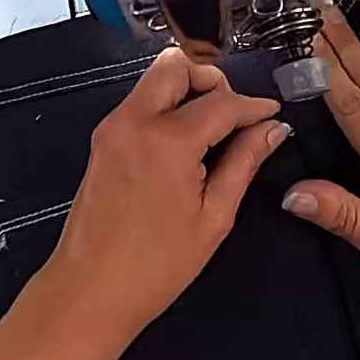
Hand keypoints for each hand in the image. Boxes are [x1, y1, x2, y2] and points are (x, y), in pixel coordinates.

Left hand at [34, 47, 287, 342]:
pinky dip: (170, 102)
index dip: (253, 106)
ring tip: (213, 125)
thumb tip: (273, 128)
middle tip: (233, 113)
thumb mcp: (214, 216)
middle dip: (212, 79)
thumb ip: (245, 161)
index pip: (221, 102)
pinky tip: (188, 138)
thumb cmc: (156, 265)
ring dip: (189, 87)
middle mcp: (135, 120)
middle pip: (178, 64)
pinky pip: (144, 98)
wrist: (86, 295)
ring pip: (158, 76)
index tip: (273, 113)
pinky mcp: (104, 136)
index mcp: (166, 141)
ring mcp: (114, 125)